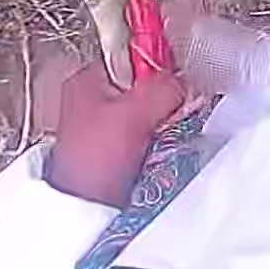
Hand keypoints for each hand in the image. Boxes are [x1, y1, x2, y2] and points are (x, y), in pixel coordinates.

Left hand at [46, 63, 186, 206]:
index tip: (176, 79)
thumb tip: (183, 81)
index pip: (133, 54)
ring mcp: (106, 126)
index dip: (158, 64)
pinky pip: (151, 132)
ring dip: (166, 120)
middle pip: (146, 83)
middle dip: (166, 97)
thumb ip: (163, 87)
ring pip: (151, 109)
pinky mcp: (119, 150)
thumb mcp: (133, 113)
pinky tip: (162, 149)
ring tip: (167, 133)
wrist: (85, 215)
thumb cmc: (94, 161)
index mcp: (88, 80)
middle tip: (173, 111)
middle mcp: (95, 99)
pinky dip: (162, 138)